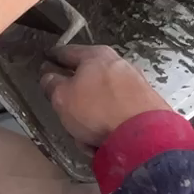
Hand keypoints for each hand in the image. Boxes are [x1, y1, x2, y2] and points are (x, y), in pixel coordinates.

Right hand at [39, 45, 170, 149]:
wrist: (143, 135)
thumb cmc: (98, 110)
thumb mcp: (62, 98)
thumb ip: (52, 85)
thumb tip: (49, 78)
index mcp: (96, 56)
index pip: (67, 52)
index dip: (53, 58)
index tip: (47, 60)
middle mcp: (118, 65)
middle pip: (87, 79)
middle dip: (75, 100)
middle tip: (66, 114)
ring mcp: (135, 84)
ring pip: (101, 101)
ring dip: (90, 118)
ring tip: (86, 137)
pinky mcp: (146, 105)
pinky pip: (116, 114)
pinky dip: (108, 126)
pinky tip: (103, 142)